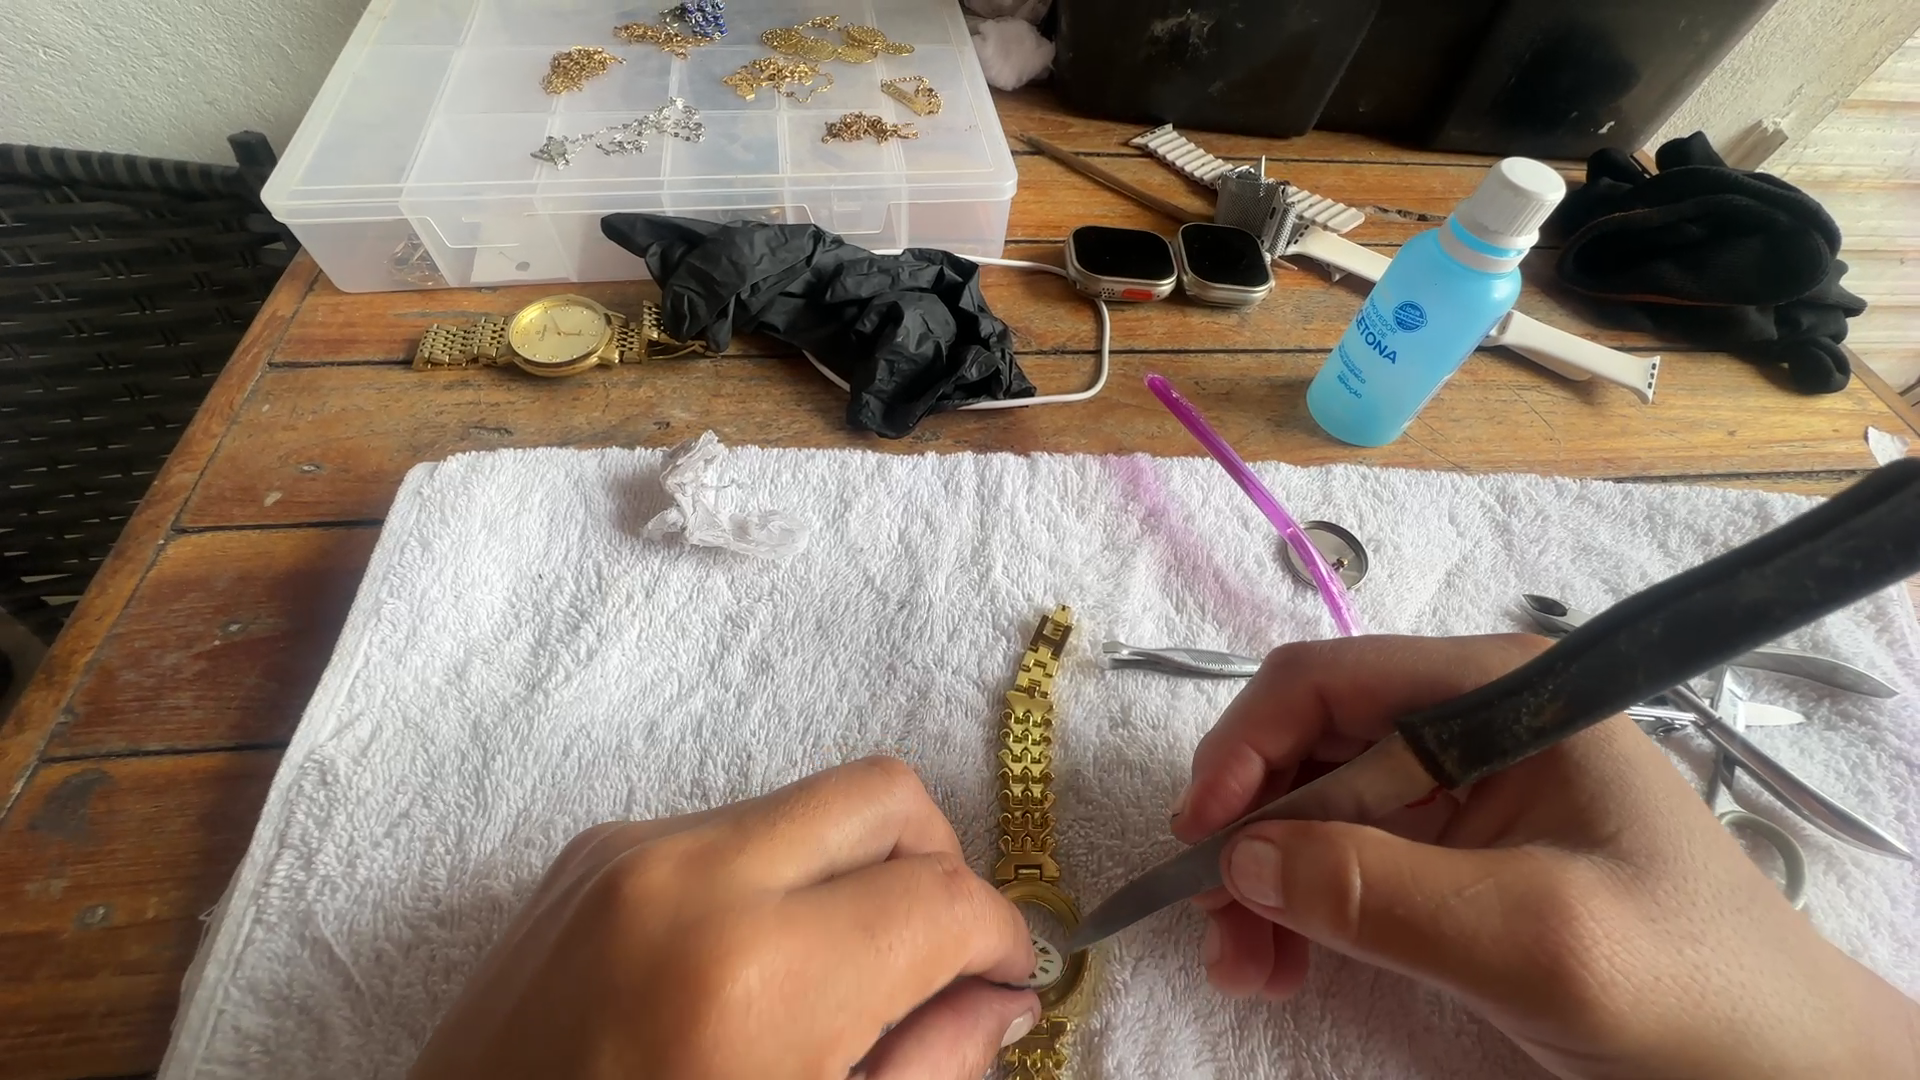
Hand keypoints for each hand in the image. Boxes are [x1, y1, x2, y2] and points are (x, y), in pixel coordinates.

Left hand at [410, 757, 1038, 1079]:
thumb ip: (930, 1072)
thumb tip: (1000, 995)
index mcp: (750, 982)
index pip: (937, 897)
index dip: (998, 934)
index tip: (1004, 974)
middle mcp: (689, 875)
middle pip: (886, 792)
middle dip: (941, 859)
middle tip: (937, 944)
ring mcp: (631, 847)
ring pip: (815, 802)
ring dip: (857, 869)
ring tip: (840, 962)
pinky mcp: (595, 844)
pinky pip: (741, 824)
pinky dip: (783, 873)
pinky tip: (753, 956)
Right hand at [1172, 634, 1919, 1078]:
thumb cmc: (1698, 1000)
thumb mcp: (1541, 945)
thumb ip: (1384, 894)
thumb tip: (1237, 860)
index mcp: (1491, 693)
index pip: (1324, 682)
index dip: (1244, 744)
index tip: (1197, 833)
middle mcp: (1453, 717)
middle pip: (1300, 741)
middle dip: (1245, 826)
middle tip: (1209, 911)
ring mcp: (1441, 776)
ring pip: (1301, 800)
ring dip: (1257, 876)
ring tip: (1239, 963)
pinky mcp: (1431, 835)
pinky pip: (1329, 849)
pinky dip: (1289, 902)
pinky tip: (1274, 960)